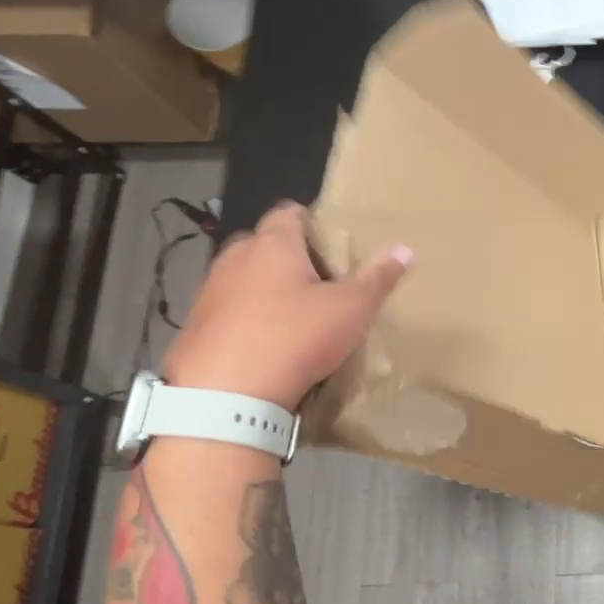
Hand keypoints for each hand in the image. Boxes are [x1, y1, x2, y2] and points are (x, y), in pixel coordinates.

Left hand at [163, 202, 412, 410]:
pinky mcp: (199, 323)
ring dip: (271, 288)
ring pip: (248, 277)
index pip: (289, 213)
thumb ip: (378, 278)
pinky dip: (252, 316)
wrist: (227, 391)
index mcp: (273, 245)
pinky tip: (273, 340)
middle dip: (293, 256)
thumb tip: (405, 249)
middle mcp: (235, 257)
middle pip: (267, 244)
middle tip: (326, 281)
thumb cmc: (295, 336)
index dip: (312, 220)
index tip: (335, 239)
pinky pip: (233, 308)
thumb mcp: (352, 309)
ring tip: (301, 313)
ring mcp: (211, 289)